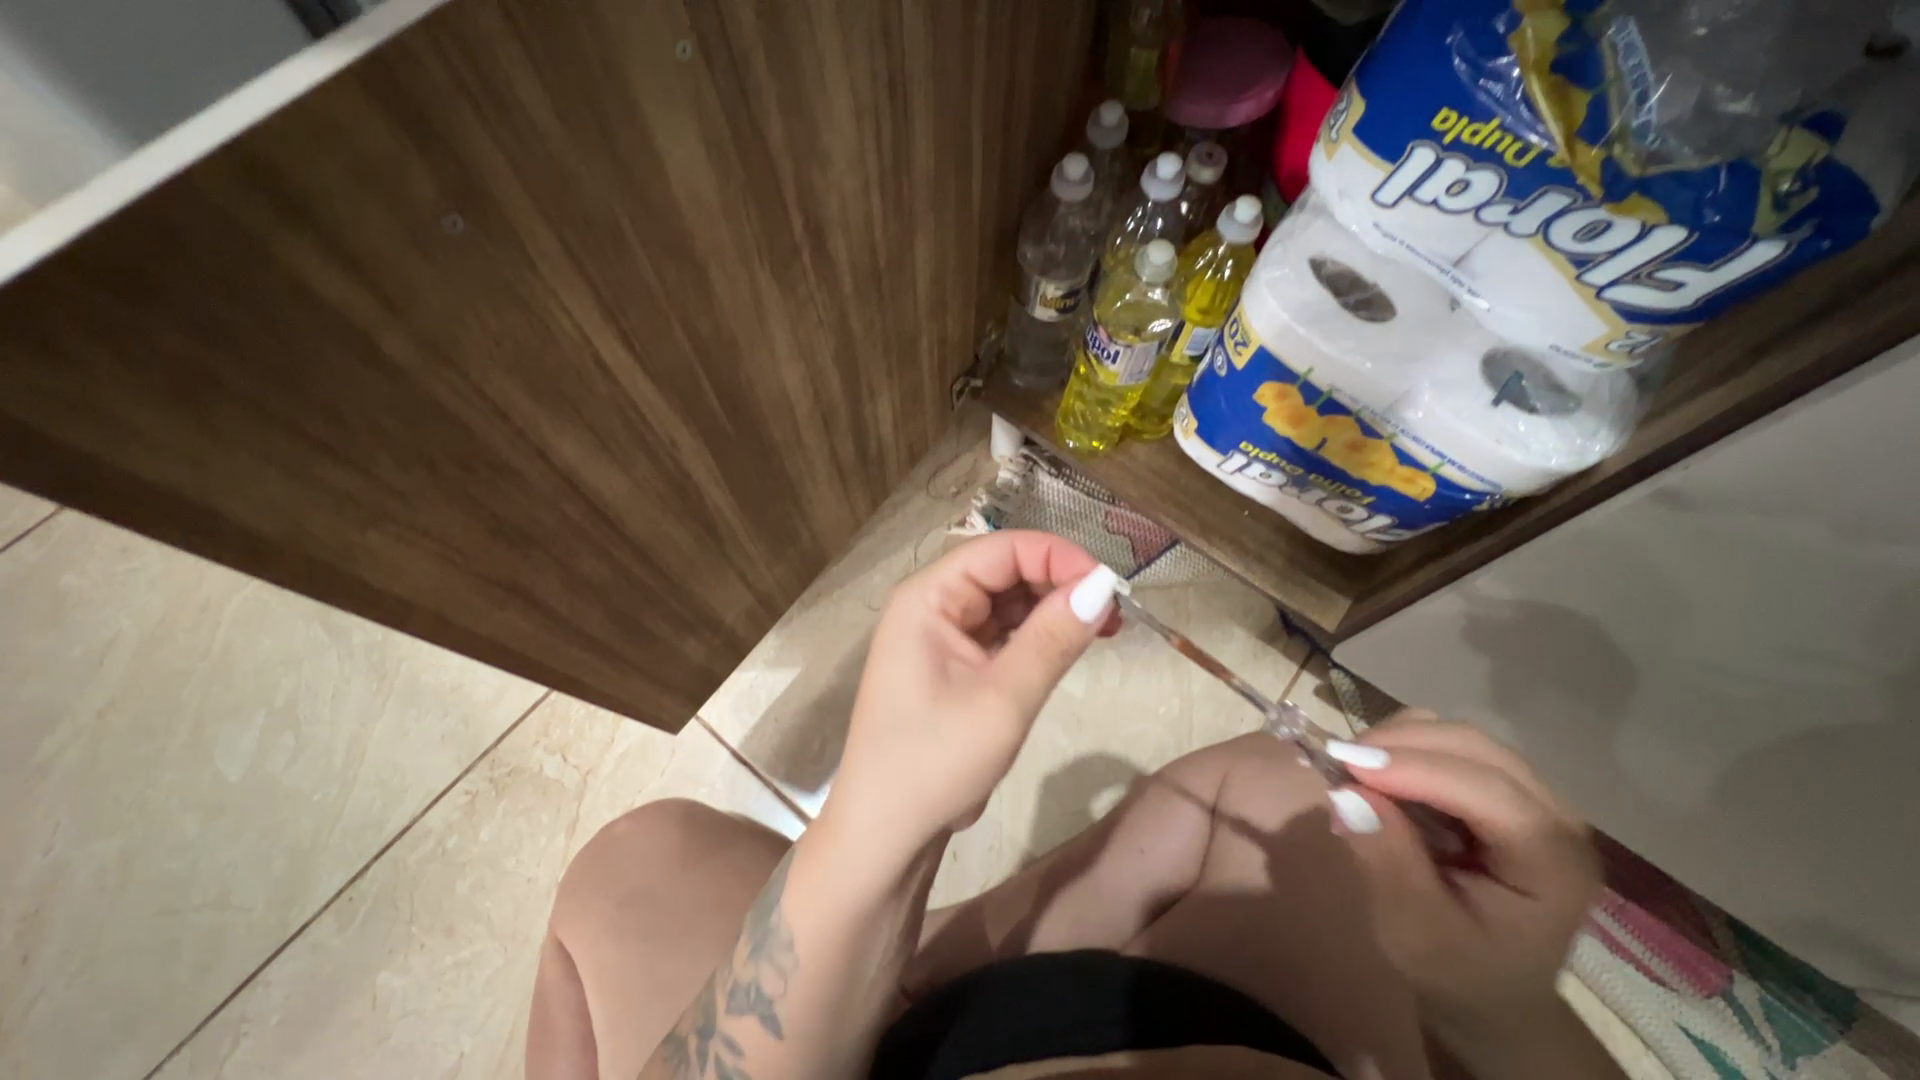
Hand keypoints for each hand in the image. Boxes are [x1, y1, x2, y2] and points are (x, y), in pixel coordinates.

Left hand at [825, 531, 1122, 858]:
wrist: (886, 832)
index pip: (1002, 550)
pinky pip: (1001, 634)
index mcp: (927, 598)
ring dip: (1053, 610)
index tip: (1111, 587)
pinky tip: (1071, 646)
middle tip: (1115, 614)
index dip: (1060, 557)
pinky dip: (1037, 637)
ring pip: (1007, 602)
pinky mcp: (953, 665)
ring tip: (1104, 630)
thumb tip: (1103, 586)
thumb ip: (1053, 639)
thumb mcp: (1003, 700)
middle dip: (1060, 583)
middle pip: (1005, 571)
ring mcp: (940, 636)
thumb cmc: (935, 763)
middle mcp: (931, 605)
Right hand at [1322, 715, 1601, 1033]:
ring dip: (1403, 741)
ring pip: (1465, 740)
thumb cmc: (1455, 970)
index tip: (1346, 762)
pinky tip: (1381, 773)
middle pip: (1479, 751)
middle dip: (1403, 745)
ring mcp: (1536, 800)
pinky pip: (1456, 747)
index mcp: (1554, 865)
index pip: (1488, 793)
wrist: (1489, 989)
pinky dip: (1410, 747)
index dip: (1416, 769)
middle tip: (1338, 761)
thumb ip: (1387, 863)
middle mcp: (1558, 820)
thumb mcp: (1414, 933)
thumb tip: (1346, 793)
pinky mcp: (1507, 791)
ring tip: (1353, 768)